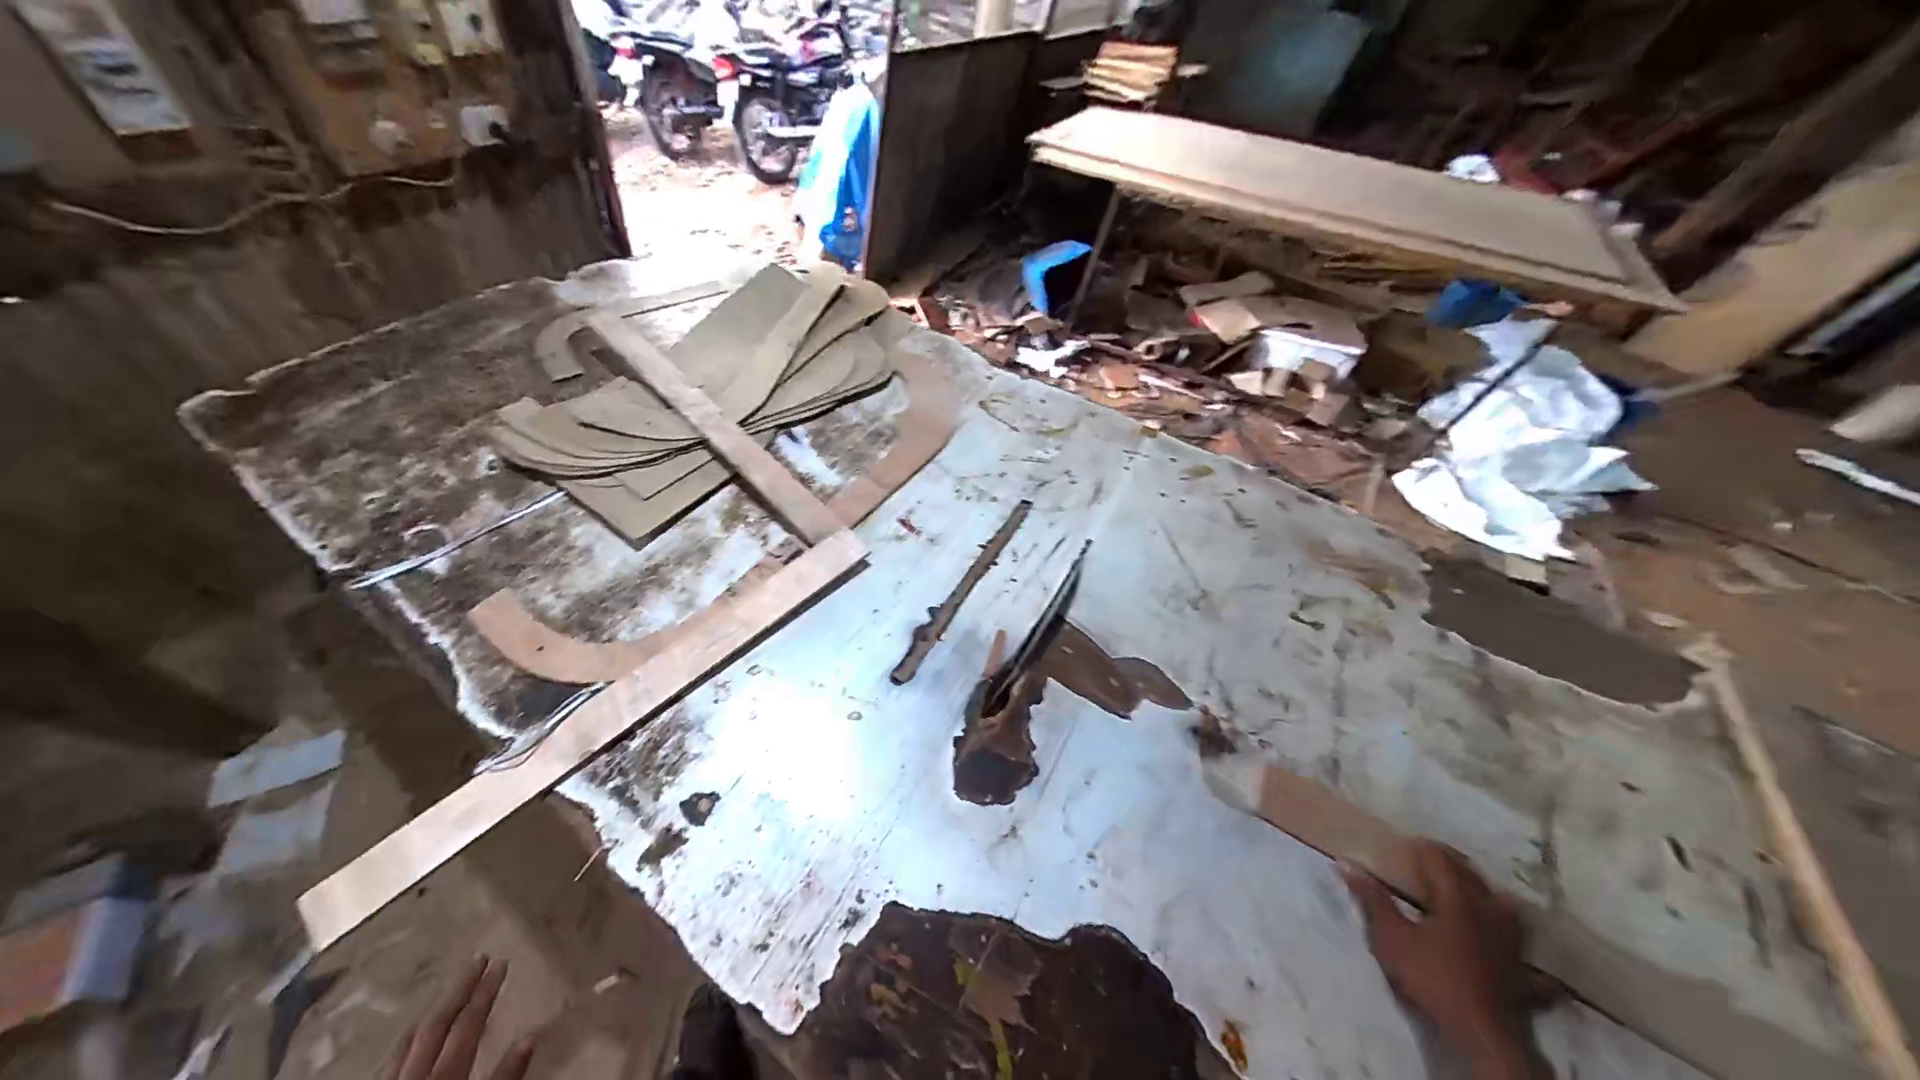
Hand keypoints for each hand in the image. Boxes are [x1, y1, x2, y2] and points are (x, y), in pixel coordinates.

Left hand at [387, 956, 534, 1079]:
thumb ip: (504, 1079)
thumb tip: (530, 1036)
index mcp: (444, 1078)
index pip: (468, 1024)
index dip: (486, 991)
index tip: (501, 962)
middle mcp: (413, 1077)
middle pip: (436, 1024)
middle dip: (460, 988)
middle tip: (480, 958)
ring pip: (407, 1040)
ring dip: (432, 1009)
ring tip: (451, 988)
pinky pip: (390, 1059)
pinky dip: (407, 1037)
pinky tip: (412, 1034)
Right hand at [1344, 842, 1543, 1079]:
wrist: (1481, 1034)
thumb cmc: (1431, 977)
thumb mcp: (1391, 937)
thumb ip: (1373, 899)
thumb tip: (1347, 863)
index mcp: (1459, 900)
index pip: (1441, 861)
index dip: (1424, 848)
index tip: (1407, 841)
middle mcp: (1491, 914)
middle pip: (1474, 879)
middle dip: (1453, 864)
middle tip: (1433, 858)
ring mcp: (1513, 946)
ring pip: (1508, 910)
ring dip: (1491, 897)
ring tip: (1476, 894)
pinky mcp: (1525, 977)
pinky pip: (1529, 957)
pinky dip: (1522, 952)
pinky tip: (1519, 956)